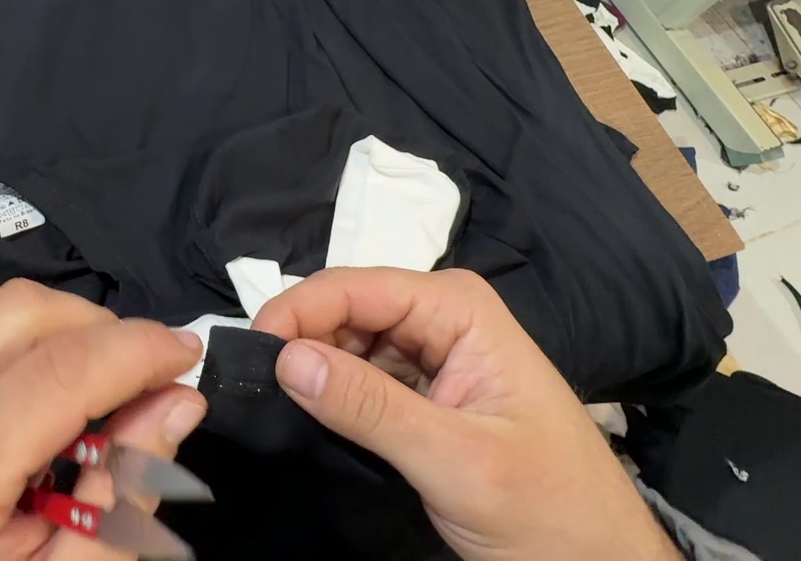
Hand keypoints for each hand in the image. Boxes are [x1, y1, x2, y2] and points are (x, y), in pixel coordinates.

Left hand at [0, 279, 207, 560]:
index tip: (191, 354)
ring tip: (104, 401)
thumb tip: (179, 398)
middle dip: (99, 330)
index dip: (135, 350)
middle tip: (147, 380)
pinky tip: (51, 418)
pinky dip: (30, 361)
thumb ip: (124, 491)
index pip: (55, 372)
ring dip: (66, 340)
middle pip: (18, 313)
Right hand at [252, 268, 676, 560]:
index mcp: (455, 306)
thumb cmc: (549, 512)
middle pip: (345, 307)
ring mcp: (430, 347)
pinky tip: (315, 412)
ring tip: (280, 402)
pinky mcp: (422, 384)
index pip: (354, 287)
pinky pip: (361, 371)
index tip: (251, 354)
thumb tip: (285, 358)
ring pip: (347, 338)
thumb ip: (370, 407)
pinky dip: (333, 390)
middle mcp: (438, 312)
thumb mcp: (457, 462)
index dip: (297, 311)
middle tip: (258, 386)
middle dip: (301, 339)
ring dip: (313, 366)